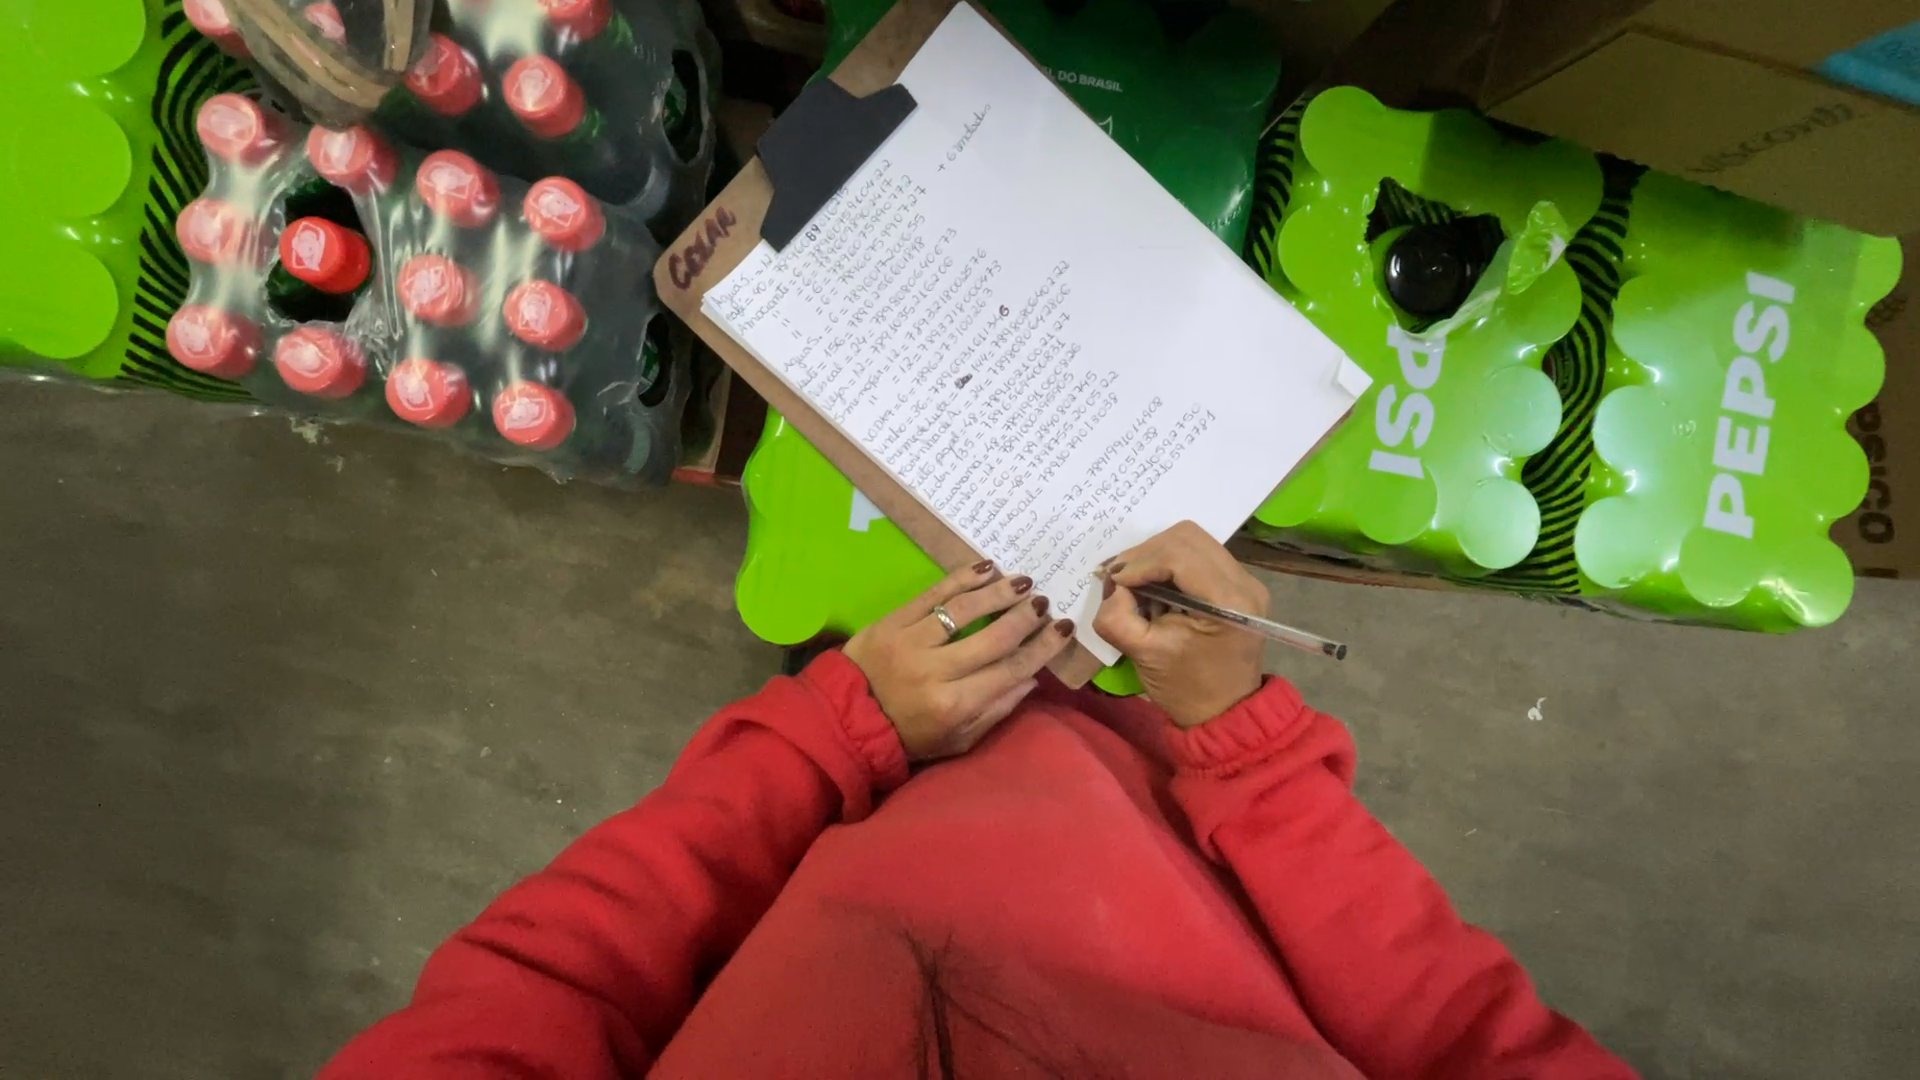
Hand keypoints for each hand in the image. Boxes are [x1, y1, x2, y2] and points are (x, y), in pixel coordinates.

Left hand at [845, 560, 1076, 760]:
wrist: (845, 719)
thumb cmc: (908, 735)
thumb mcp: (956, 741)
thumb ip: (994, 711)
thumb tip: (1031, 678)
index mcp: (956, 705)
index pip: (1011, 670)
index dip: (1043, 647)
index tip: (1064, 628)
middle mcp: (937, 671)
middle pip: (995, 637)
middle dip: (1026, 617)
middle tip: (1044, 603)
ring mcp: (913, 641)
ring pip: (966, 609)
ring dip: (1000, 592)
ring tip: (1023, 582)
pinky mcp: (893, 621)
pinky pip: (934, 593)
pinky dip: (963, 577)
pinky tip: (987, 568)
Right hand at [1093, 522, 1267, 727]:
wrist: (1224, 713)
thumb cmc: (1185, 688)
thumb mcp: (1141, 653)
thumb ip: (1117, 616)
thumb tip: (1114, 586)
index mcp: (1228, 602)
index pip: (1178, 554)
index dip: (1139, 561)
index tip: (1114, 582)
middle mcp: (1244, 582)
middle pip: (1186, 537)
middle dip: (1145, 553)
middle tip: (1119, 579)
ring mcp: (1245, 580)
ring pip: (1191, 540)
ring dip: (1154, 556)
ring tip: (1133, 583)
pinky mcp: (1237, 583)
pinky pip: (1197, 554)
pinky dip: (1167, 562)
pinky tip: (1152, 586)